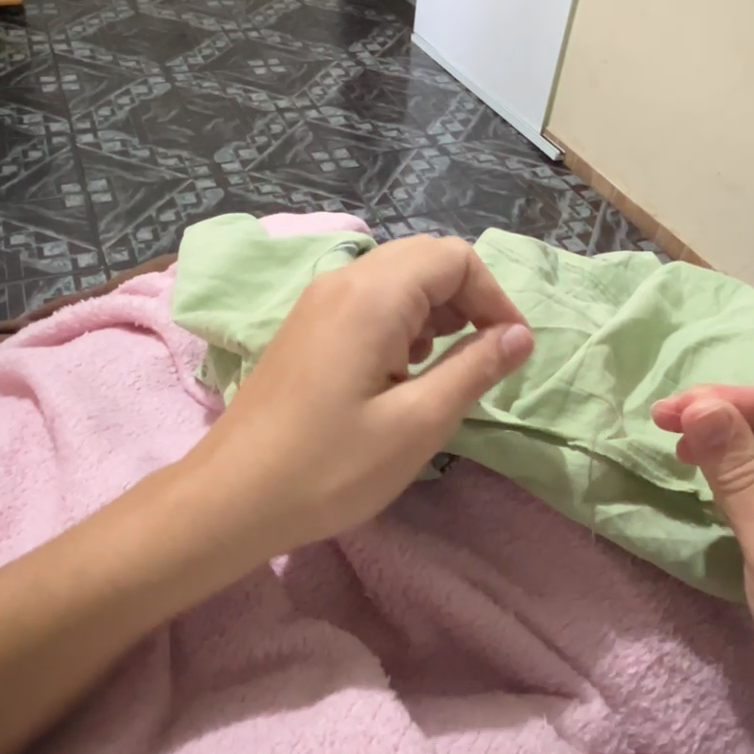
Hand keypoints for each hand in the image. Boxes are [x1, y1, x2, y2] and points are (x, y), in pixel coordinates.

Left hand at [182, 234, 534, 552]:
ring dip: (435, 309)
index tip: (510, 349)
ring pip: (397, 277)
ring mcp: (319, 301)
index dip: (494, 296)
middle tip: (482, 355)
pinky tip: (402, 370)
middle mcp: (343, 280)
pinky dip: (402, 320)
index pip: (455, 257)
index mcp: (372, 295)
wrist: (233, 496)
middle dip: (468, 298)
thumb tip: (520, 335)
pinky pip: (369, 299)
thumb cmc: (330, 467)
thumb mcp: (418, 424)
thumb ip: (474, 369)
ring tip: (445, 366)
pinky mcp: (307, 325)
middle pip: (425, 258)